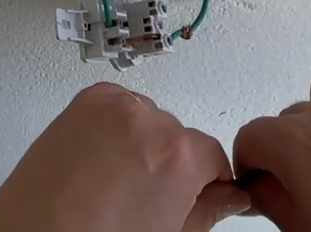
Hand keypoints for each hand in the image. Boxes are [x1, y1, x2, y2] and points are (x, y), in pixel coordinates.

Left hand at [0, 82, 249, 231]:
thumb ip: (206, 211)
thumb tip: (226, 196)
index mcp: (177, 152)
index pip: (214, 154)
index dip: (208, 181)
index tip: (200, 194)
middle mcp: (146, 117)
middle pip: (177, 133)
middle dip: (169, 161)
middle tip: (148, 197)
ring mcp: (112, 104)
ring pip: (145, 117)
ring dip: (140, 140)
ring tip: (117, 182)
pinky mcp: (84, 99)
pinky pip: (116, 105)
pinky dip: (114, 125)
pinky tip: (102, 161)